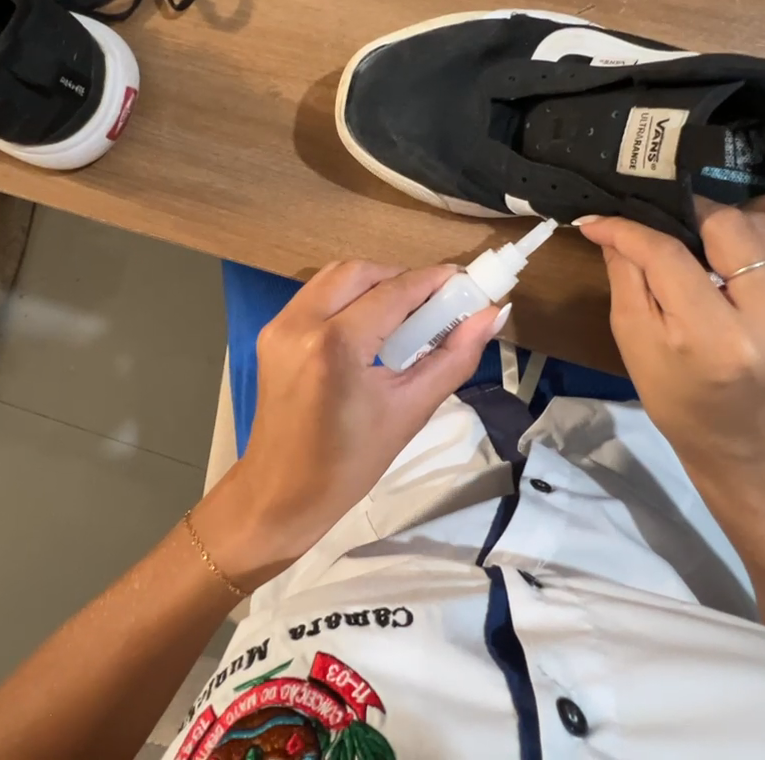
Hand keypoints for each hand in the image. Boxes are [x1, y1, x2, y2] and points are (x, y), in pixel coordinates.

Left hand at [197, 261, 504, 587]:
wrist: (282, 494)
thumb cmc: (350, 463)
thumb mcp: (410, 411)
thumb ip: (454, 358)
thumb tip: (492, 316)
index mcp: (335, 346)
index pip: (393, 292)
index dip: (433, 281)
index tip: (466, 282)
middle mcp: (301, 323)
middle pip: (360, 272)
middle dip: (401, 279)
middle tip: (435, 302)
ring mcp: (280, 325)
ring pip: (335, 277)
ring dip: (374, 283)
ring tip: (406, 313)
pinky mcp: (271, 332)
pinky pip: (316, 295)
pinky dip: (348, 297)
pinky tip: (370, 325)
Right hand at [577, 196, 764, 488]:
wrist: (745, 445)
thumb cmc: (679, 400)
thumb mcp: (635, 343)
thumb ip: (625, 276)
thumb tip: (608, 223)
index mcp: (714, 340)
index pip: (668, 255)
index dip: (629, 229)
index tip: (600, 219)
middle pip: (725, 226)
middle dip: (684, 216)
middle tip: (661, 227)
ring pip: (763, 225)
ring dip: (724, 221)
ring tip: (700, 239)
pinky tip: (751, 220)